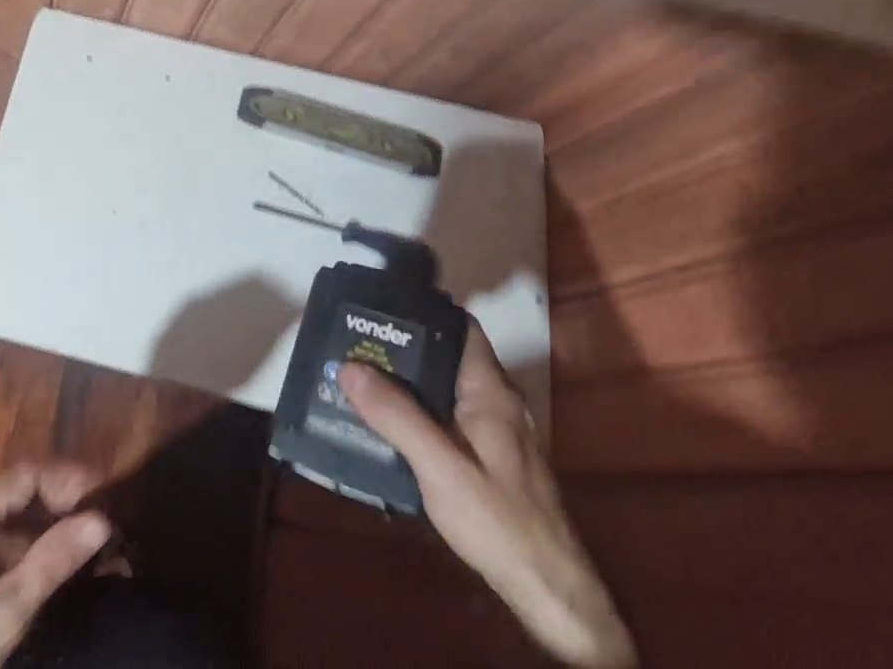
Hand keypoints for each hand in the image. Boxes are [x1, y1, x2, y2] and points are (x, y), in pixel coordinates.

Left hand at [0, 464, 112, 668]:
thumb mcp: (7, 609)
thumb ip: (54, 560)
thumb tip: (101, 520)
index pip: (26, 475)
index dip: (69, 482)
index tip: (107, 494)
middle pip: (10, 492)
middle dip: (56, 505)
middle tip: (101, 524)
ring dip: (36, 527)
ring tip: (81, 545)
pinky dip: (10, 543)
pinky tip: (41, 564)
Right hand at [340, 323, 636, 668]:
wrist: (546, 586)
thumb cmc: (497, 519)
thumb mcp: (439, 466)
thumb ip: (396, 415)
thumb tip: (351, 367)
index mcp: (490, 393)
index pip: (461, 330)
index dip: (422, 311)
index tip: (376, 305)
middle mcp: (494, 403)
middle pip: (444, 358)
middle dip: (398, 348)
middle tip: (346, 343)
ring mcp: (491, 432)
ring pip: (440, 390)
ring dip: (400, 383)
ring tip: (350, 378)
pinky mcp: (483, 457)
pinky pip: (441, 417)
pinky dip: (410, 412)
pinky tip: (378, 424)